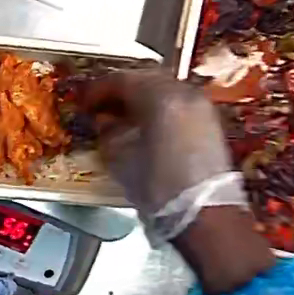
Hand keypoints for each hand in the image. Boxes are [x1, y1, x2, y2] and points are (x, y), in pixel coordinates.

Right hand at [85, 71, 249, 244]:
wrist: (206, 217)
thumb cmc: (159, 188)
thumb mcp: (120, 158)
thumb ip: (108, 131)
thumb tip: (104, 121)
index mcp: (160, 97)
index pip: (121, 79)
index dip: (97, 89)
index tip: (84, 103)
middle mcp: (184, 93)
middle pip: (144, 77)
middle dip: (119, 89)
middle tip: (100, 105)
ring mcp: (200, 106)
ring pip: (163, 88)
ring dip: (139, 97)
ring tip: (120, 116)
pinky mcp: (209, 122)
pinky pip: (177, 102)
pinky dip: (157, 106)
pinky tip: (144, 125)